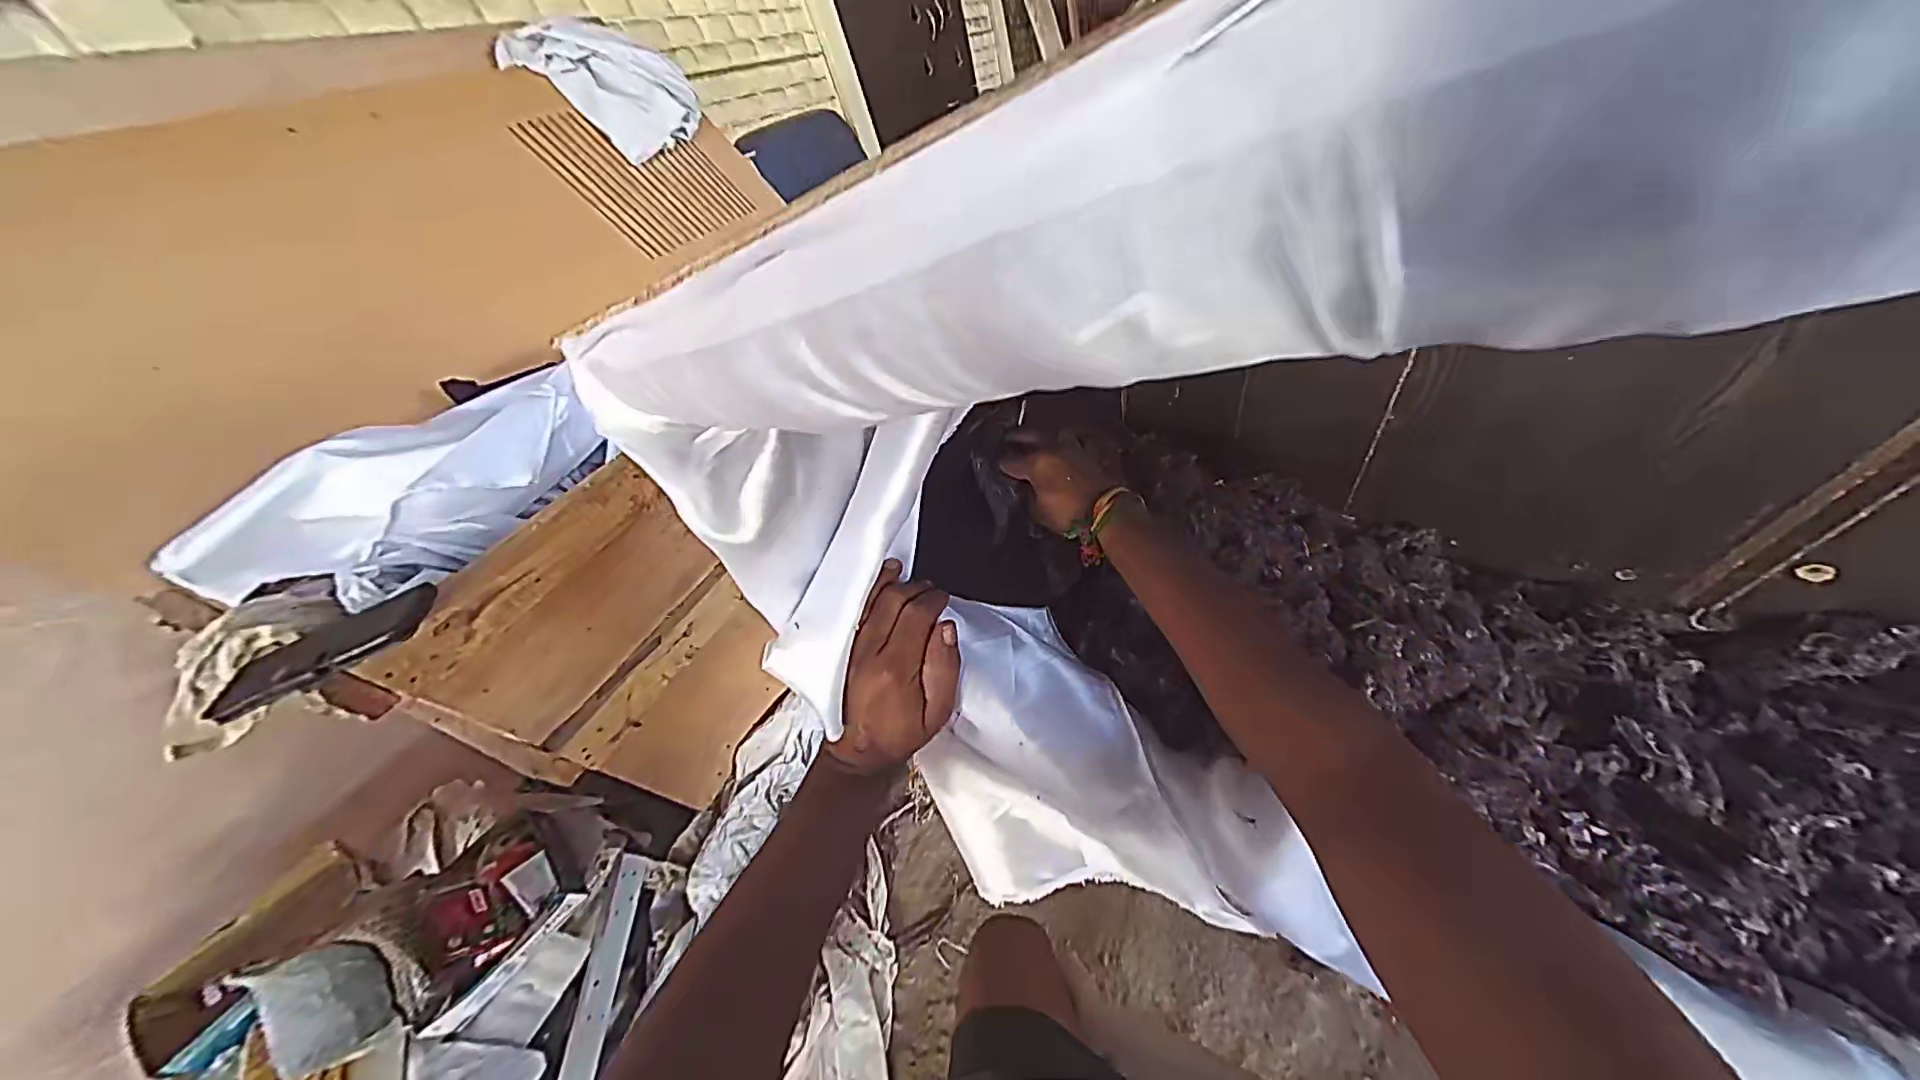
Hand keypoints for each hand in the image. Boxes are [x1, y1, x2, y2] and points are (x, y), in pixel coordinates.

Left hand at [828, 560, 961, 774]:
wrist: (857, 751)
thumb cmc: (900, 733)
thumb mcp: (938, 711)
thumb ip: (945, 667)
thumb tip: (946, 628)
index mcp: (895, 668)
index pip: (916, 616)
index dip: (933, 601)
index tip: (943, 599)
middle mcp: (868, 653)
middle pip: (893, 602)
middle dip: (916, 589)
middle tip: (931, 590)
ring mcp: (849, 649)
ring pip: (870, 602)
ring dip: (889, 582)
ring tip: (902, 570)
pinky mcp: (839, 650)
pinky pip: (854, 612)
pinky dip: (867, 593)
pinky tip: (878, 583)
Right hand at [998, 428, 1123, 533]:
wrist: (1107, 510)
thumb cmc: (1069, 514)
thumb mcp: (1039, 512)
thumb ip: (1029, 496)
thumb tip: (1025, 489)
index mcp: (1035, 463)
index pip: (1010, 461)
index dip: (1002, 465)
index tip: (998, 467)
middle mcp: (1053, 449)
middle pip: (1031, 435)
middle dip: (1018, 436)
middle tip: (1009, 437)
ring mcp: (1075, 447)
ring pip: (1057, 433)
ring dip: (1047, 434)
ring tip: (1040, 437)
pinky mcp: (1094, 452)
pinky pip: (1082, 440)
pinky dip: (1076, 439)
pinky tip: (1073, 442)